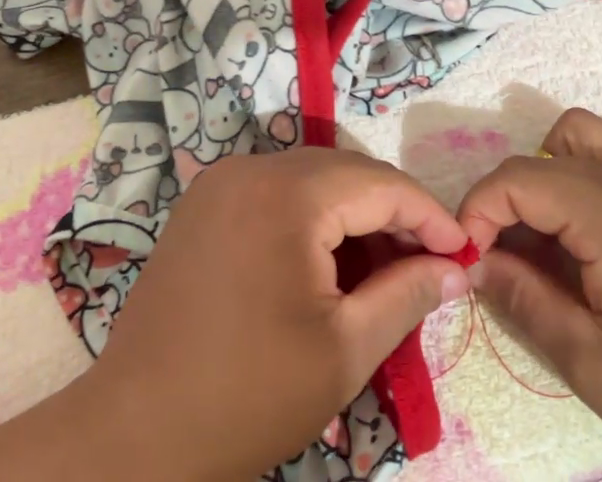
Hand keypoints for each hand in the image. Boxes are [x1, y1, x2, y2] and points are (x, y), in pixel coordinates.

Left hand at [82, 147, 470, 479]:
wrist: (138, 432)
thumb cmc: (250, 394)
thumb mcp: (346, 349)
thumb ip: (407, 294)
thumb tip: (455, 267)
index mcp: (285, 195)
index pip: (380, 184)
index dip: (429, 216)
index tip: (463, 253)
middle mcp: (248, 170)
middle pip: (344, 172)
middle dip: (392, 213)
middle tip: (427, 263)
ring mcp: (216, 186)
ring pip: (309, 180)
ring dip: (352, 215)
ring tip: (383, 268)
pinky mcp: (200, 208)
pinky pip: (274, 194)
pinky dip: (310, 219)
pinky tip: (328, 264)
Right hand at [456, 108, 601, 481]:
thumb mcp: (587, 361)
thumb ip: (522, 297)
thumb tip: (475, 262)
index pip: (520, 179)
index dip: (478, 212)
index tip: (467, 259)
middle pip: (547, 148)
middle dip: (510, 195)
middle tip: (505, 256)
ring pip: (586, 134)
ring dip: (551, 172)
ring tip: (548, 238)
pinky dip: (589, 171)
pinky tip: (592, 231)